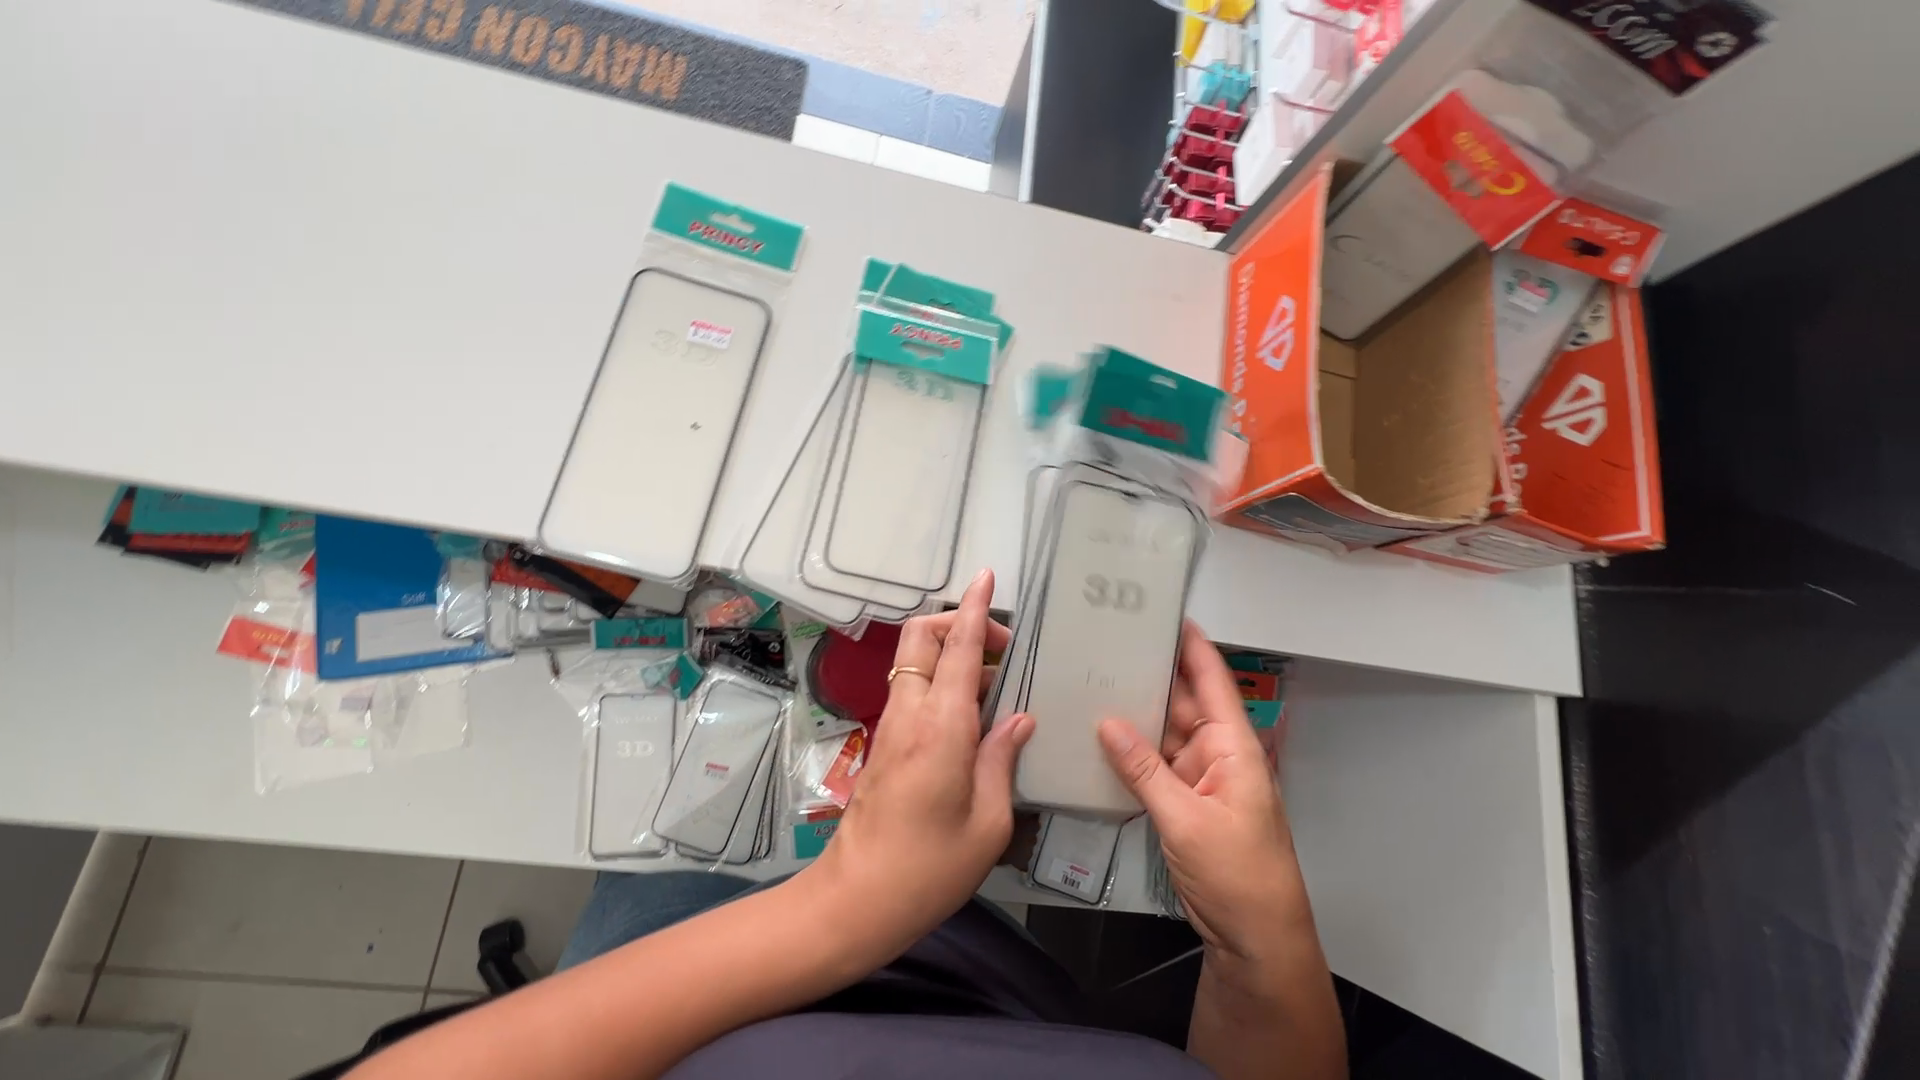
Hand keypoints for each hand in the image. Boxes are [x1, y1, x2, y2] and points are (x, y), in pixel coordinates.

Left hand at [805, 569, 1033, 951]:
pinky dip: (943, 685)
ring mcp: (892, 727)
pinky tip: (976, 719)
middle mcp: (910, 714)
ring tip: (999, 687)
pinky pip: (915, 693)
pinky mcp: (885, 745)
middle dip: (960, 625)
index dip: (973, 608)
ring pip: (916, 663)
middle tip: (1003, 652)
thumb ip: (1002, 760)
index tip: (986, 577)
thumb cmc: (930, 868)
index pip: (956, 647)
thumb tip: (1017, 719)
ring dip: (954, 657)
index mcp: (941, 726)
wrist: (855, 900)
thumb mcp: (988, 822)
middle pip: (923, 639)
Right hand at [1097, 621, 1308, 963]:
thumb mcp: (1187, 820)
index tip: (1163, 611)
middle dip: (1152, 673)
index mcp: (1234, 747)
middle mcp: (1217, 753)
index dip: (1191, 644)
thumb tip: (1107, 723)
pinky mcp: (1183, 802)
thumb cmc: (1239, 875)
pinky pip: (1154, 764)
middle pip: (1183, 701)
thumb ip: (1145, 770)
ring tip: (1095, 680)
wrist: (1254, 938)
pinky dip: (1130, 751)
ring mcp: (1199, 778)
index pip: (1213, 680)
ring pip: (1164, 732)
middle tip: (1108, 644)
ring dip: (1136, 712)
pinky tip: (1100, 735)